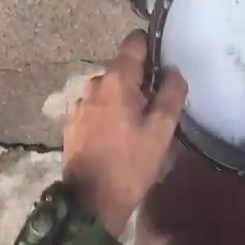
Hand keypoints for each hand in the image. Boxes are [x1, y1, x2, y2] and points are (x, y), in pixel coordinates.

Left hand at [62, 30, 187, 236]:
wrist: (90, 205)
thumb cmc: (129, 163)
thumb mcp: (161, 130)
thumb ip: (172, 92)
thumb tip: (172, 70)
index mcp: (116, 79)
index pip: (134, 41)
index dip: (152, 47)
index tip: (163, 65)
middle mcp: (94, 84)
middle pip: (123, 69)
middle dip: (140, 82)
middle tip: (154, 107)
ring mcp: (79, 104)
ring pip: (109, 90)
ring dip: (123, 99)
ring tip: (135, 126)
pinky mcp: (72, 124)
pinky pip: (96, 107)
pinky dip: (108, 114)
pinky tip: (116, 138)